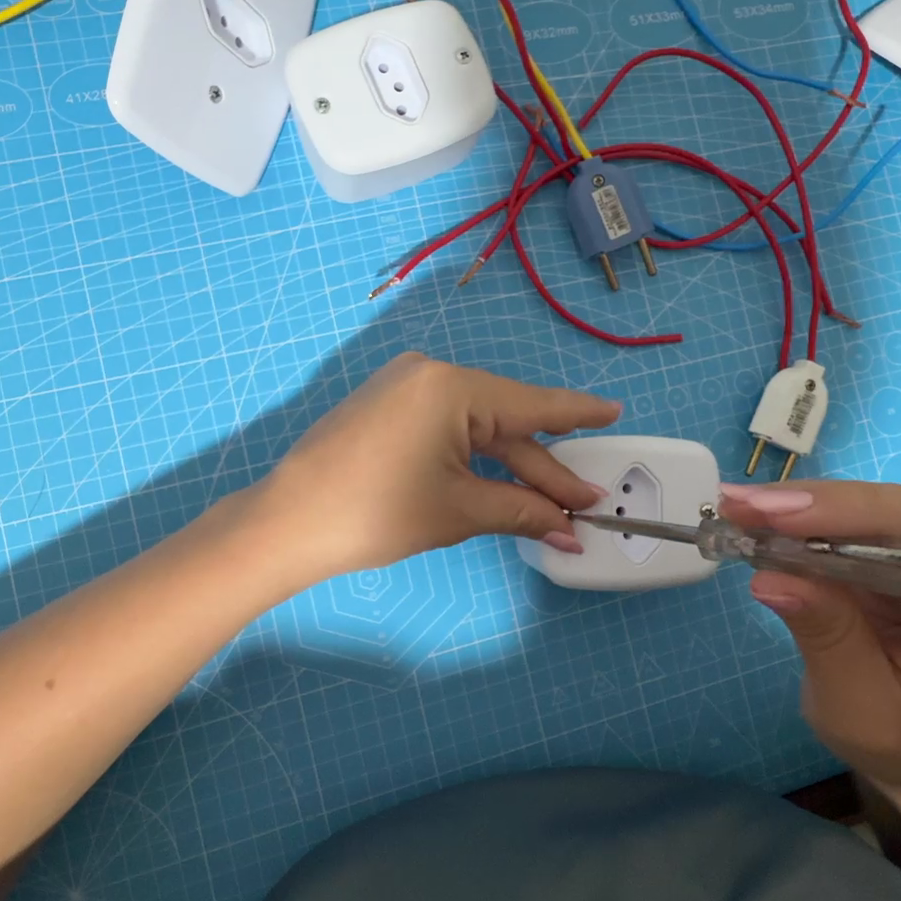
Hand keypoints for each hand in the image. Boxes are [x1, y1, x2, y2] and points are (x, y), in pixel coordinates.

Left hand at [249, 353, 618, 580]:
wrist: (287, 522)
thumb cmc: (376, 513)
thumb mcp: (459, 510)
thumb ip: (522, 510)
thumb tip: (570, 528)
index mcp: (450, 386)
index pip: (530, 404)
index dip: (576, 413)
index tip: (614, 412)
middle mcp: (428, 372)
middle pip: (504, 420)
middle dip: (543, 466)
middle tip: (585, 500)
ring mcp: (402, 386)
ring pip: (475, 425)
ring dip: (509, 465)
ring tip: (549, 500)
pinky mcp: (386, 404)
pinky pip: (446, 424)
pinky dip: (474, 454)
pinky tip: (499, 480)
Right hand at [720, 456, 900, 790]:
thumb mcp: (863, 717)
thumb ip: (831, 646)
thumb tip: (772, 577)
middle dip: (852, 513)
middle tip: (763, 508)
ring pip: (900, 513)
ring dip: (818, 506)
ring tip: (743, 506)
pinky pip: (871, 517)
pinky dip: (814, 512)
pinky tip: (763, 508)